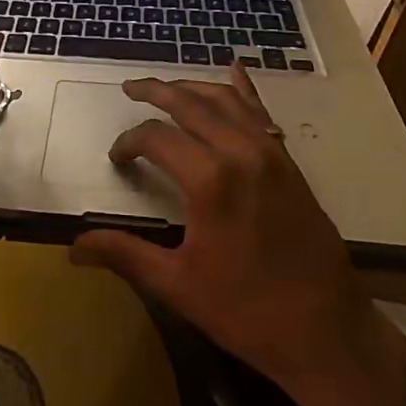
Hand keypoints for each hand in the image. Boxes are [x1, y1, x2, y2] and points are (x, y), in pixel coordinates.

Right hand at [69, 63, 405, 405]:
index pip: (155, 138)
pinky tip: (234, 70)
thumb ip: (125, 255)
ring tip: (167, 86)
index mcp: (210, 180)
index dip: (129, 143)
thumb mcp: (178, 285)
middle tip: (130, 87)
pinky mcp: (290, 166)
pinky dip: (243, 90)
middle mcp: (241, 155)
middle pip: (190, 105)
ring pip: (226, 101)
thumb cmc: (248, 311)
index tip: (118, 160)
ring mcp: (272, 156)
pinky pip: (262, 114)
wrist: (331, 335)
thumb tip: (74, 247)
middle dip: (156, 91)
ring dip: (192, 87)